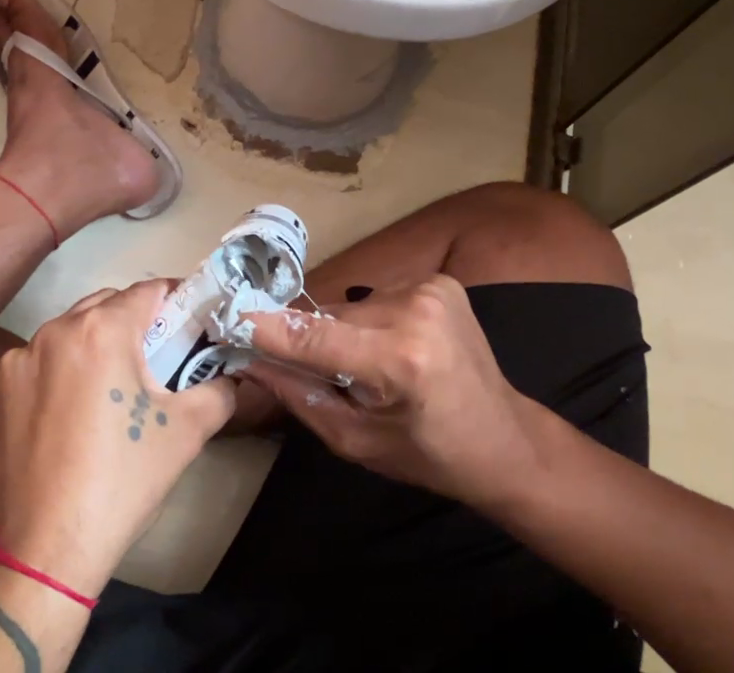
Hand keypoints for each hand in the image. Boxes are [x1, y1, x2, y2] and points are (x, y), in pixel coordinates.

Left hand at [0, 280, 237, 594]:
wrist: (44, 548)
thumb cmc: (122, 482)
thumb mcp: (188, 433)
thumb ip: (219, 390)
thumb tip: (231, 377)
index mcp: (102, 330)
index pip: (149, 290)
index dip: (177, 301)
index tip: (192, 324)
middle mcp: (54, 331)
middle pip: (105, 306)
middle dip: (134, 323)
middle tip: (156, 361)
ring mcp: (15, 361)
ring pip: (66, 333)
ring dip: (92, 346)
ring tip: (109, 391)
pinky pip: (33, 365)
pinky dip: (55, 374)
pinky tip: (65, 414)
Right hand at [238, 276, 543, 512]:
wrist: (504, 438)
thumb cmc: (426, 453)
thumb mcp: (354, 440)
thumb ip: (298, 395)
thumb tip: (246, 358)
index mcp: (400, 361)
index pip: (313, 338)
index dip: (267, 329)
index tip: (229, 321)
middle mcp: (415, 311)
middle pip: (329, 318)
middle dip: (311, 341)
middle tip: (318, 374)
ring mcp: (432, 289)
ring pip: (350, 306)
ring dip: (342, 331)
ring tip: (367, 367)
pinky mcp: (441, 280)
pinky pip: (376, 298)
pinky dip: (370, 321)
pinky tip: (392, 347)